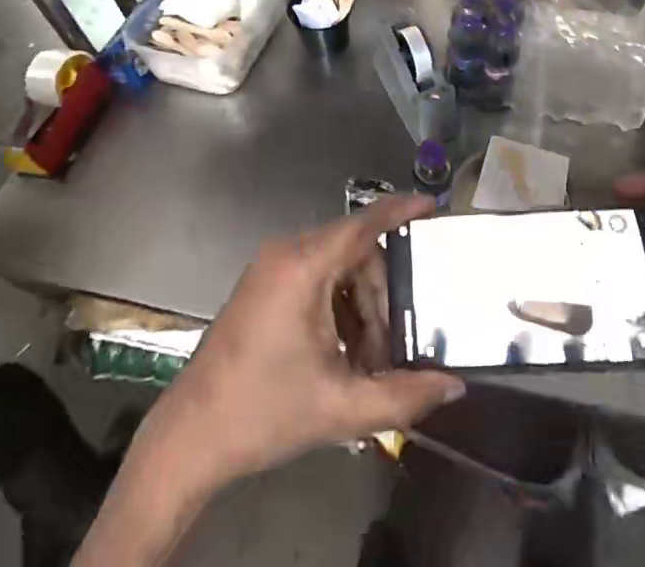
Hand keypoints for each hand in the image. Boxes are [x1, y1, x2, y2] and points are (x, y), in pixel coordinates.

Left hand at [128, 194, 464, 499]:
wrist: (189, 439)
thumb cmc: (262, 414)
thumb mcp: (342, 408)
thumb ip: (405, 395)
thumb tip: (454, 385)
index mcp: (303, 268)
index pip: (362, 225)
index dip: (400, 210)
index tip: (432, 206)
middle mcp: (286, 255)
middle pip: (356, 254)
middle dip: (382, 298)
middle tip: (391, 348)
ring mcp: (271, 269)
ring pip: (339, 269)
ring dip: (362, 309)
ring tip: (367, 361)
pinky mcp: (264, 287)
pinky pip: (318, 280)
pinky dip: (340, 309)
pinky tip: (344, 354)